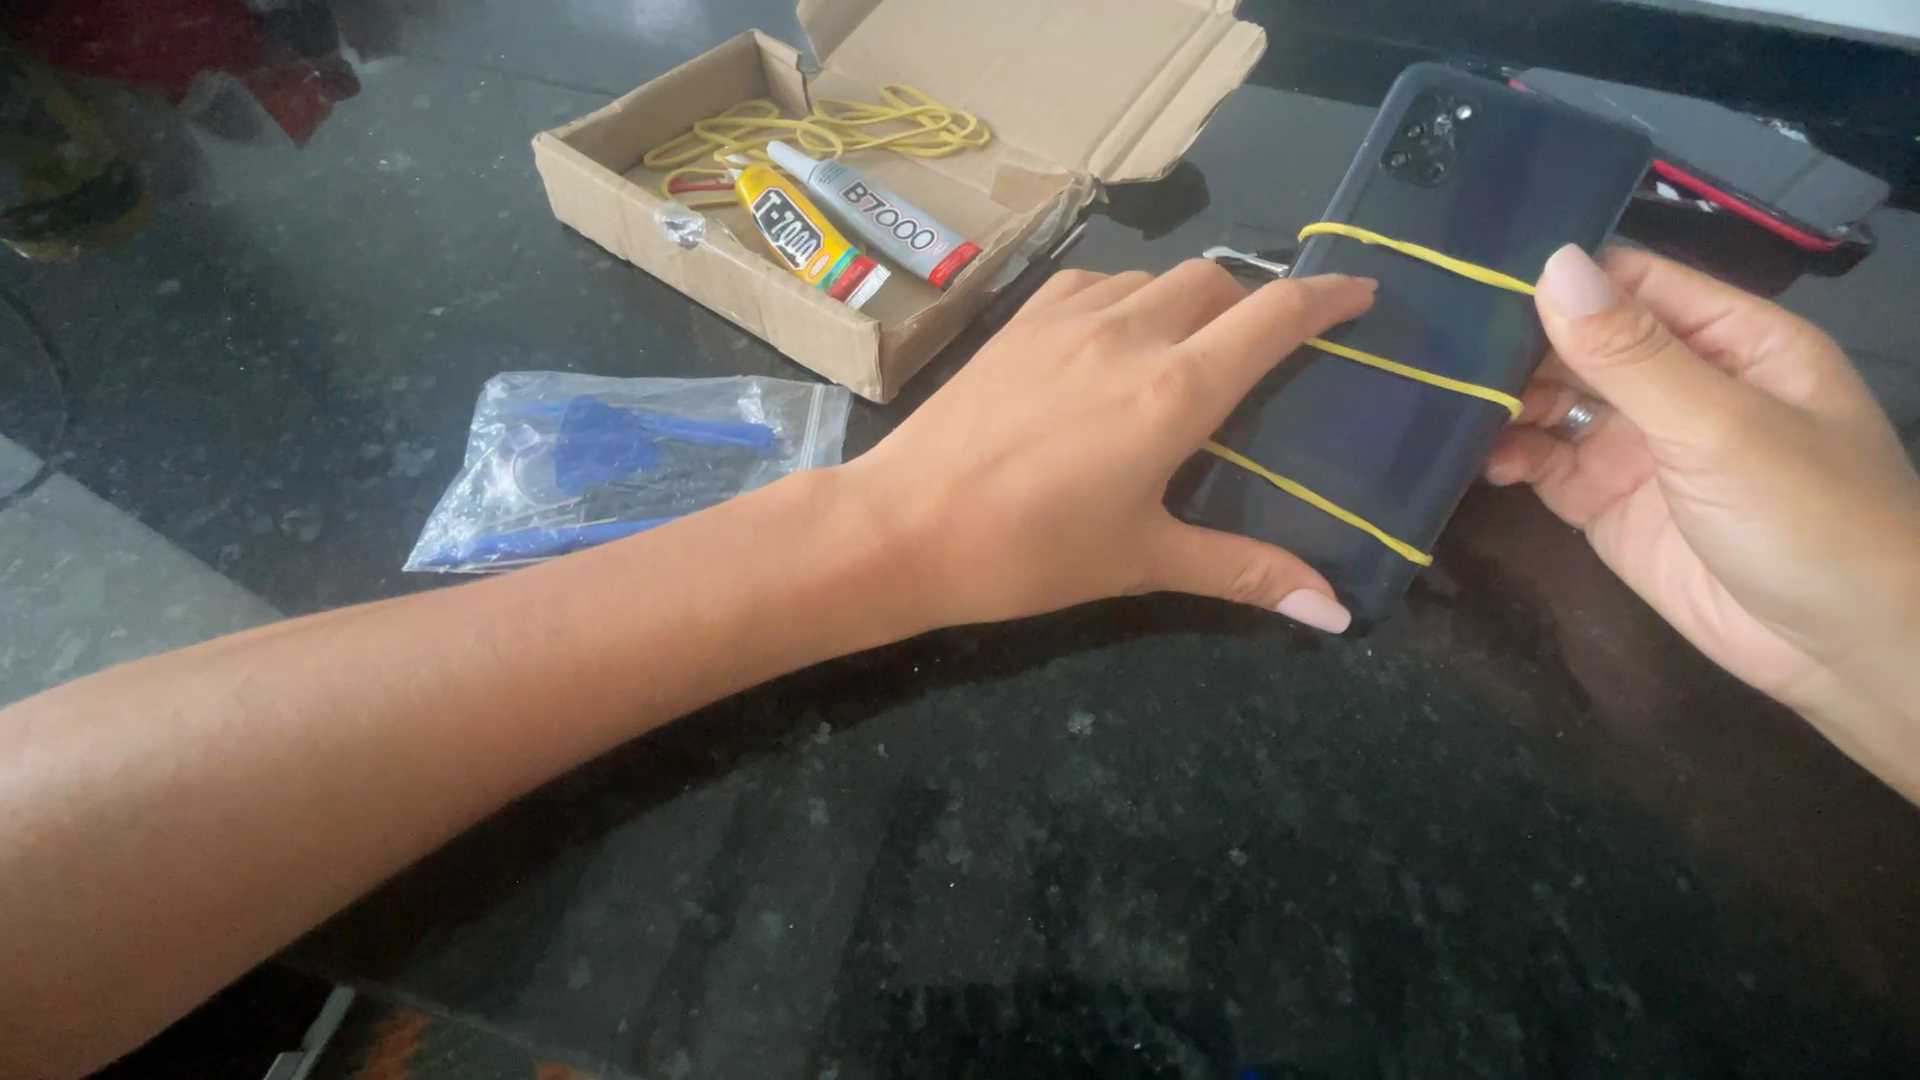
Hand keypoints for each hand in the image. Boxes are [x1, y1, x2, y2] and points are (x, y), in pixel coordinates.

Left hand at [843, 261, 1376, 632]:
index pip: (1276, 316)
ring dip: (1187, 299)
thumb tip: (1336, 613)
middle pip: (1220, 282)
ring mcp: (1067, 319)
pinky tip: (1110, 338)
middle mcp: (1130, 334)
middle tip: (1258, 349)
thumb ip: (1242, 571)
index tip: (1361, 294)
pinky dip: (1125, 297)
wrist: (904, 525)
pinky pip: (1094, 283)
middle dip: (1254, 303)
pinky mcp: (1018, 322)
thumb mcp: (1141, 561)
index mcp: (1175, 391)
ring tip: (1183, 347)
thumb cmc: (1028, 553)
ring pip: (1155, 278)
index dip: (1329, 296)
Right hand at [1487, 245, 1919, 782]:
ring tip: (1460, 415)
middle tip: (1440, 355)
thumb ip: (1630, 354)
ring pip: (1545, 401)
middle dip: (1513, 348)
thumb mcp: (1718, 426)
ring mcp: (1630, 441)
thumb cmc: (1807, 518)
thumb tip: (1554, 266)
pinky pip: (1536, 460)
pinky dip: (1505, 457)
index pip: (1630, 284)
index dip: (1558, 279)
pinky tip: (1486, 464)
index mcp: (1728, 341)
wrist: (1830, 648)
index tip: (1471, 281)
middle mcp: (1674, 383)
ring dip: (1502, 405)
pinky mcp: (1595, 495)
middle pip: (1575, 343)